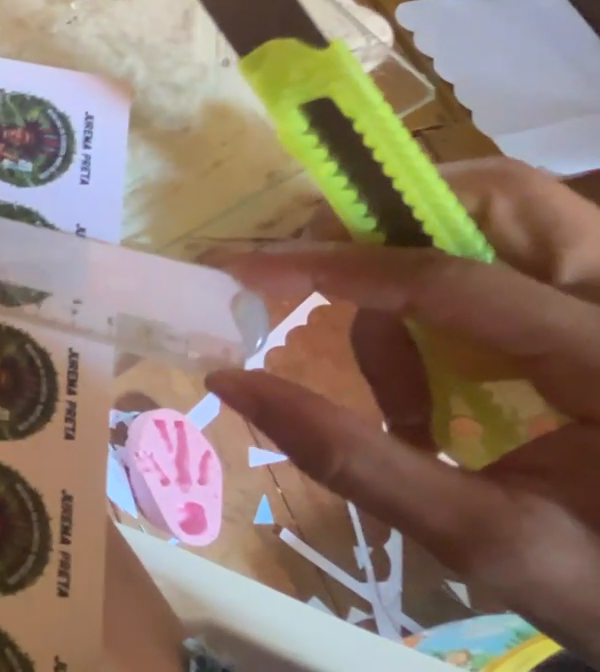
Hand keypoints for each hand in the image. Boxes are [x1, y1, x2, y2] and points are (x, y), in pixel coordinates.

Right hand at [207, 159, 599, 659]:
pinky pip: (512, 256)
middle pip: (501, 198)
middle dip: (385, 220)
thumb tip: (228, 380)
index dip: (333, 263)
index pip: (452, 277)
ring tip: (377, 339)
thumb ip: (353, 459)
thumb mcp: (488, 543)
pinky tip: (425, 359)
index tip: (240, 268)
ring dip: (412, 252)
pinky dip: (441, 283)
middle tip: (309, 270)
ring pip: (504, 217)